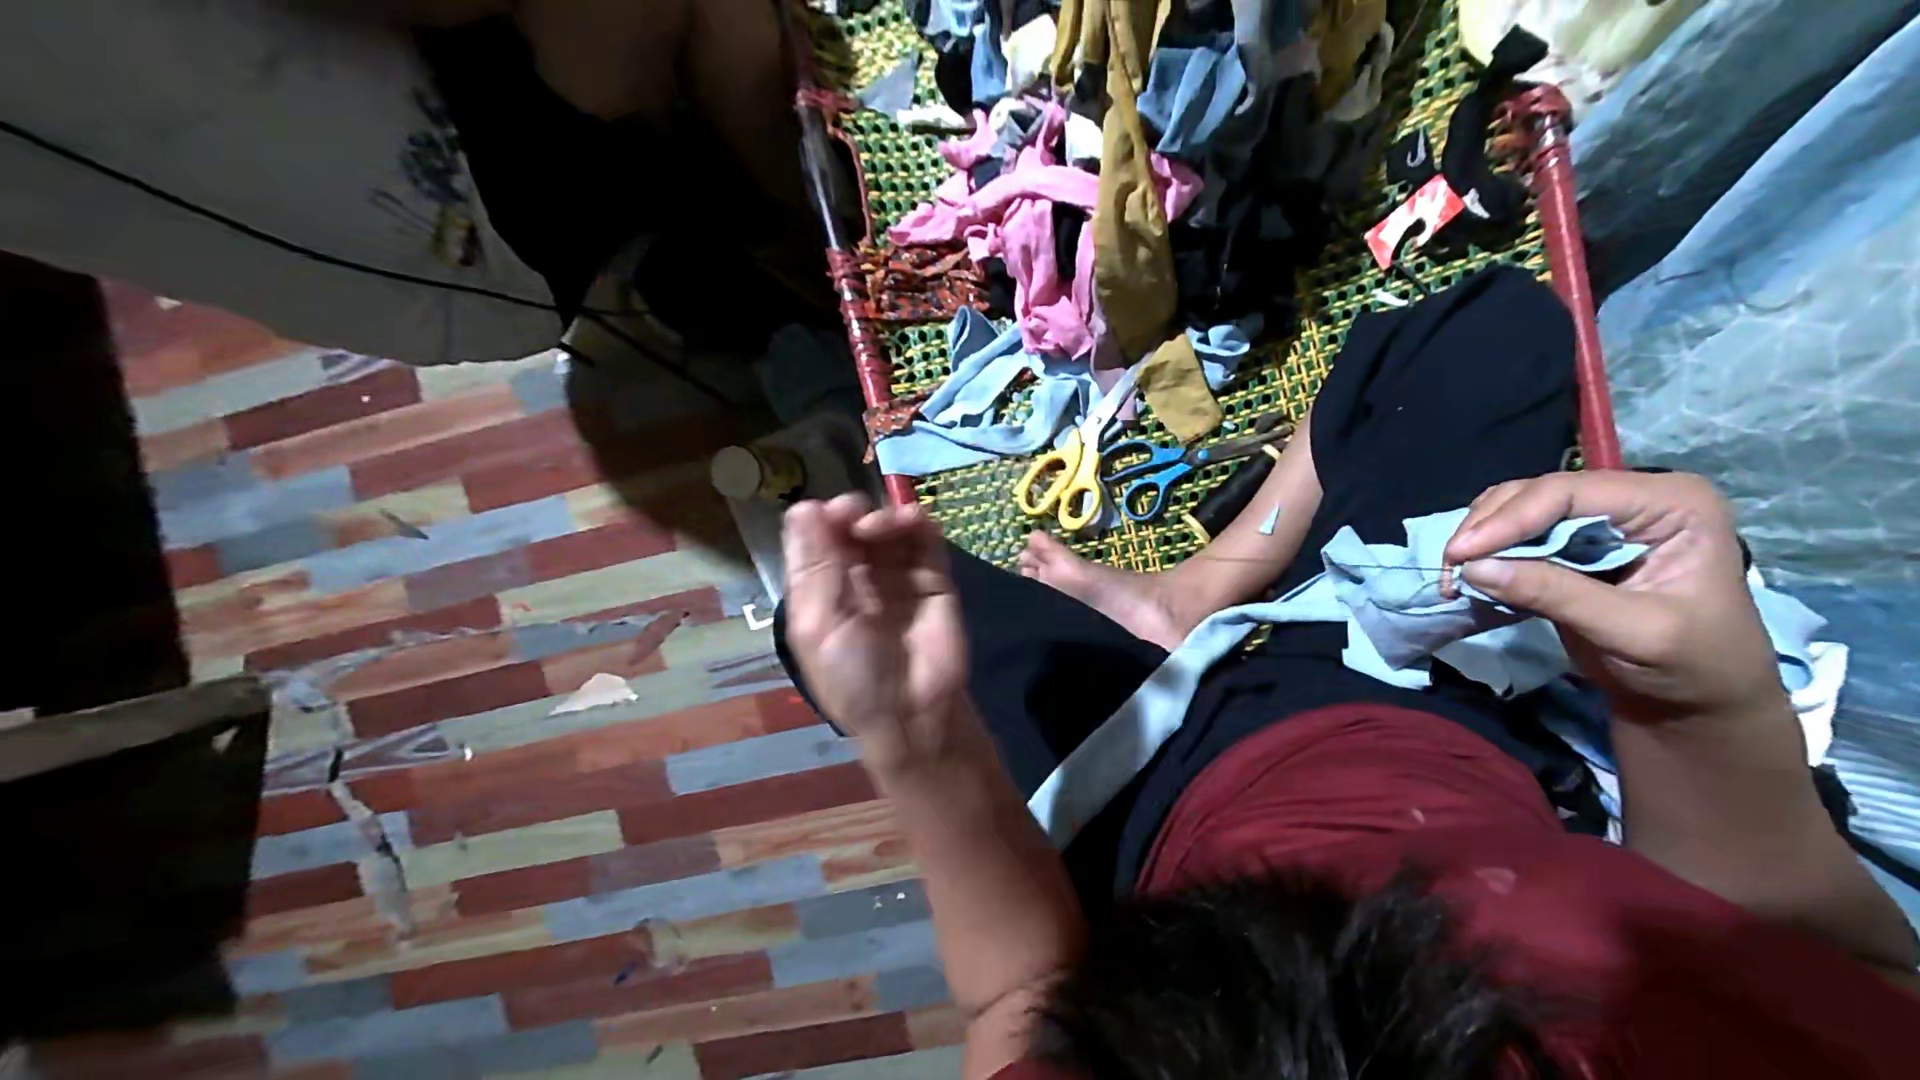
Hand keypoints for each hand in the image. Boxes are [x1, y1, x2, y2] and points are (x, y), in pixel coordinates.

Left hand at [782, 495, 970, 769]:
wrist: (913, 714)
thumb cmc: (853, 676)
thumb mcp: (819, 624)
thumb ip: (814, 564)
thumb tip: (802, 506)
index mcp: (823, 590)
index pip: (817, 541)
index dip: (821, 520)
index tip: (827, 513)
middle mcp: (859, 578)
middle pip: (852, 528)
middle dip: (850, 514)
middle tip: (853, 517)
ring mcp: (898, 576)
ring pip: (888, 529)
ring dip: (881, 517)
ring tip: (877, 527)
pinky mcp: (934, 578)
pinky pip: (926, 541)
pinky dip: (917, 522)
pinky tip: (909, 521)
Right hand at [1444, 471, 1784, 725]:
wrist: (1695, 698)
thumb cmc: (1691, 664)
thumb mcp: (1632, 632)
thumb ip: (1557, 595)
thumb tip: (1474, 568)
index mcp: (1671, 504)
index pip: (1569, 492)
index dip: (1509, 519)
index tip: (1460, 555)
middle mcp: (1632, 497)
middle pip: (1534, 493)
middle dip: (1486, 529)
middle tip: (1450, 569)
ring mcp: (1598, 516)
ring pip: (1513, 507)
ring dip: (1478, 539)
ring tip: (1456, 576)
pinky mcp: (1569, 539)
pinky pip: (1512, 531)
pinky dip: (1484, 551)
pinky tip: (1471, 576)